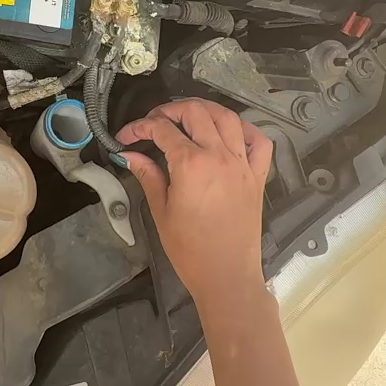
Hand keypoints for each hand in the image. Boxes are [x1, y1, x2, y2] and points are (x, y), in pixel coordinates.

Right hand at [117, 99, 273, 314]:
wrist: (226, 276)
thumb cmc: (190, 249)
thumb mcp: (161, 210)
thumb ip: (148, 175)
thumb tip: (130, 154)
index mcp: (191, 165)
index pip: (162, 130)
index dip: (139, 127)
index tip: (127, 136)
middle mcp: (219, 157)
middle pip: (195, 112)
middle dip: (169, 110)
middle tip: (153, 122)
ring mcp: (242, 164)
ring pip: (227, 117)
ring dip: (204, 110)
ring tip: (186, 117)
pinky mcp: (257, 176)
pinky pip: (259, 141)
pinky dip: (244, 129)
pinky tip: (228, 132)